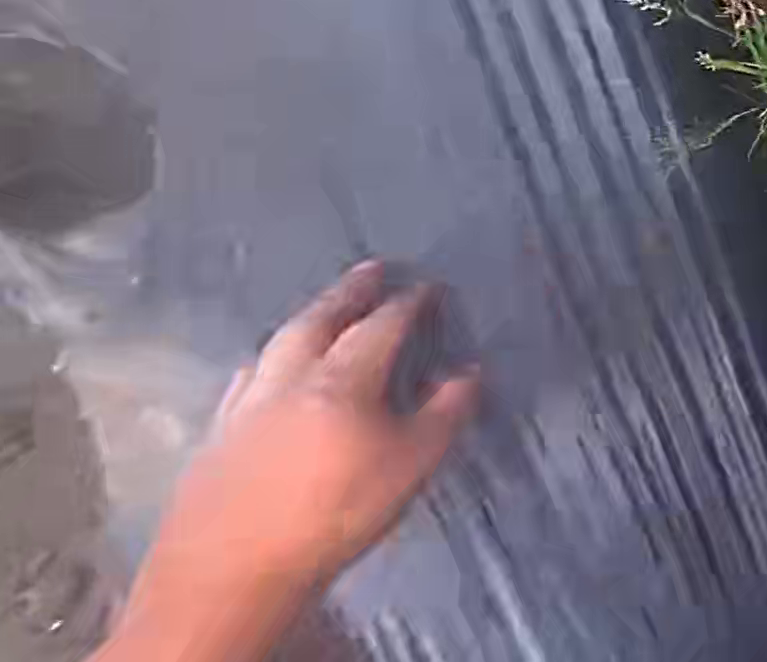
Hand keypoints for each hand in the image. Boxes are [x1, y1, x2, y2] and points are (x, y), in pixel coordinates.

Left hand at [97, 262, 479, 661]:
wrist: (227, 584)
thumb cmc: (337, 512)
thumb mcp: (416, 461)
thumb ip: (447, 410)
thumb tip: (468, 372)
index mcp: (340, 382)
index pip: (381, 326)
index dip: (409, 303)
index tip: (430, 285)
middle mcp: (287, 383)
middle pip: (317, 322)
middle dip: (348, 292)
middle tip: (371, 267)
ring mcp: (243, 411)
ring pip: (275, 347)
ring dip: (306, 320)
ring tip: (325, 309)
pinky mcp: (214, 441)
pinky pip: (247, 379)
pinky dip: (270, 359)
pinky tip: (270, 369)